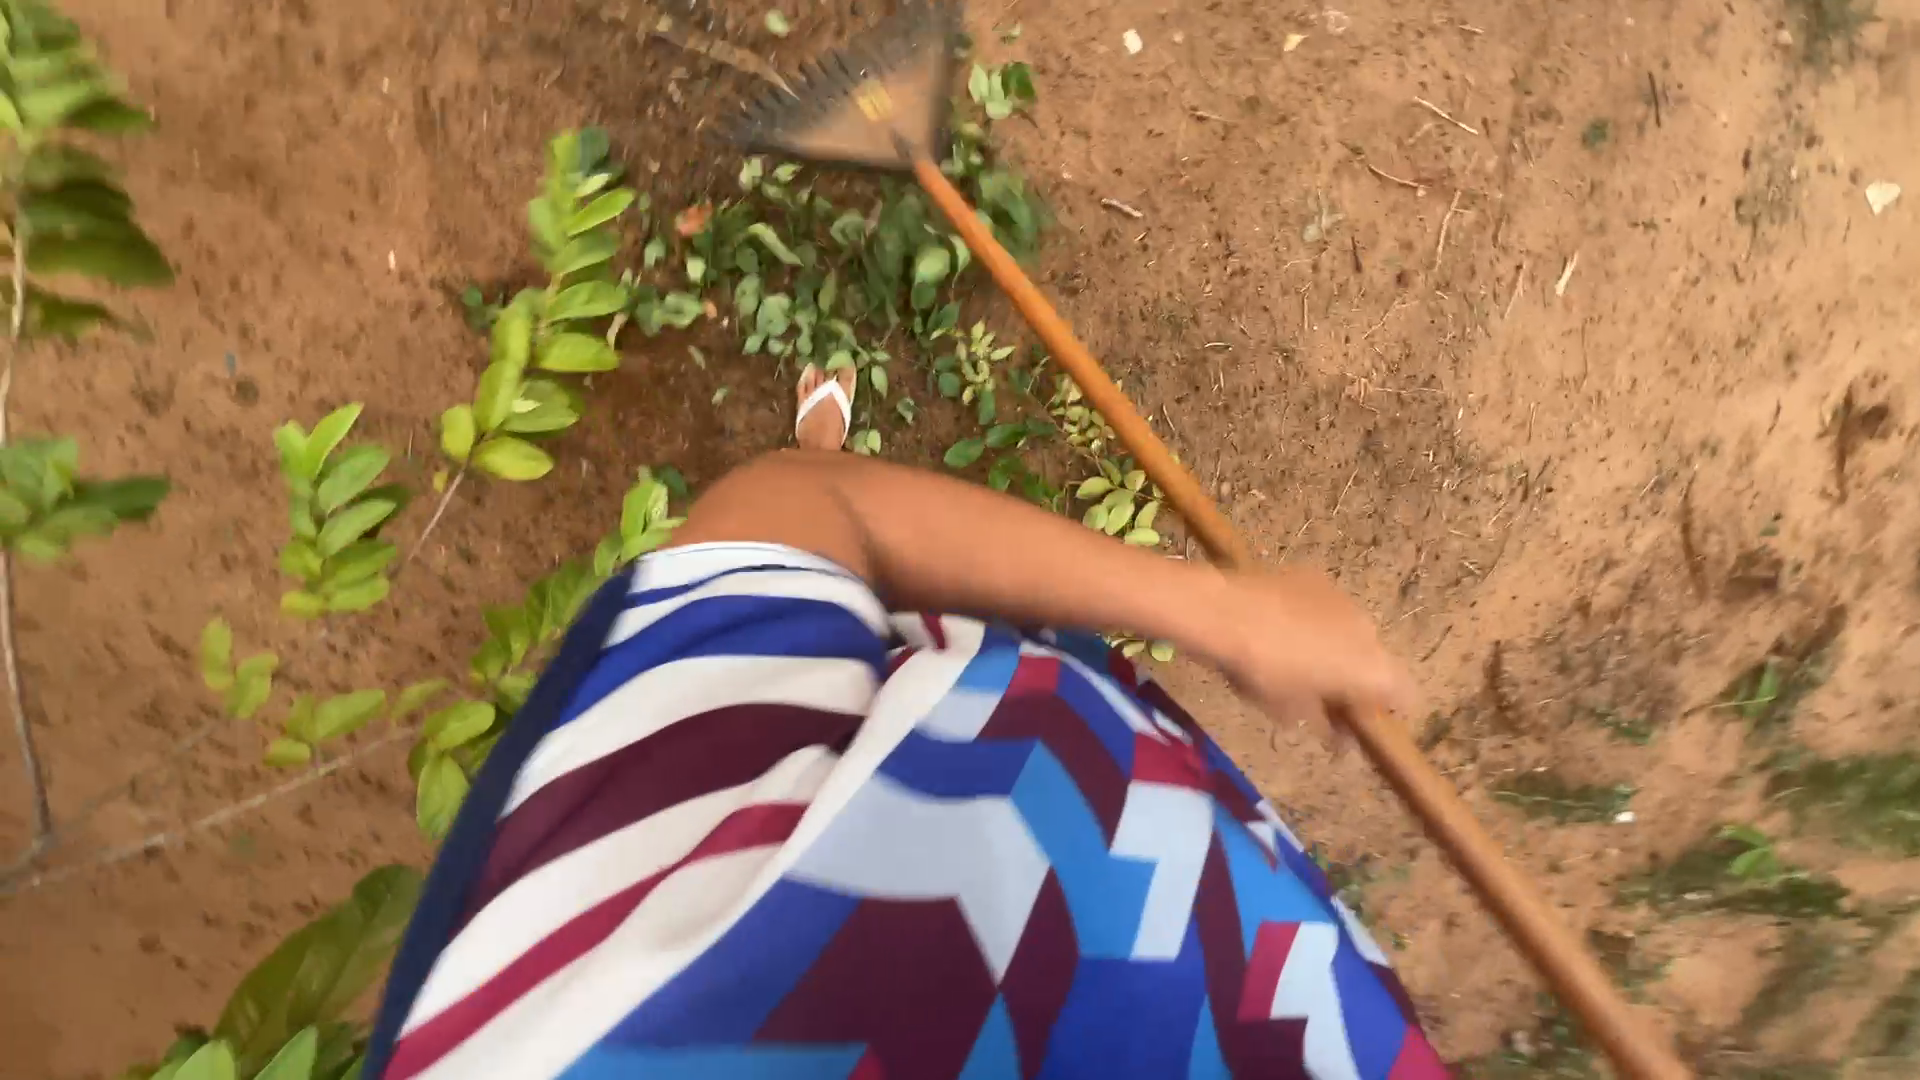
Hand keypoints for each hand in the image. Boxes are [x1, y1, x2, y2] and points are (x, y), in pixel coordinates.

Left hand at [1201, 569, 1417, 745]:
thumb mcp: (1291, 710)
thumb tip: (1341, 740)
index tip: (1357, 722)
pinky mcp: (1316, 578)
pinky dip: (1313, 619)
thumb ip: (1326, 726)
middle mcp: (1370, 631)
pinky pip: (1325, 607)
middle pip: (1374, 662)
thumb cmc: (1263, 670)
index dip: (1384, 712)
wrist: (1227, 612)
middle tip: (1320, 693)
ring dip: (1334, 647)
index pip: (1406, 697)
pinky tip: (1280, 625)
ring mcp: (1344, 599)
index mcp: (1373, 670)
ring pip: (1350, 631)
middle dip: (1354, 679)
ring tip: (1294, 656)